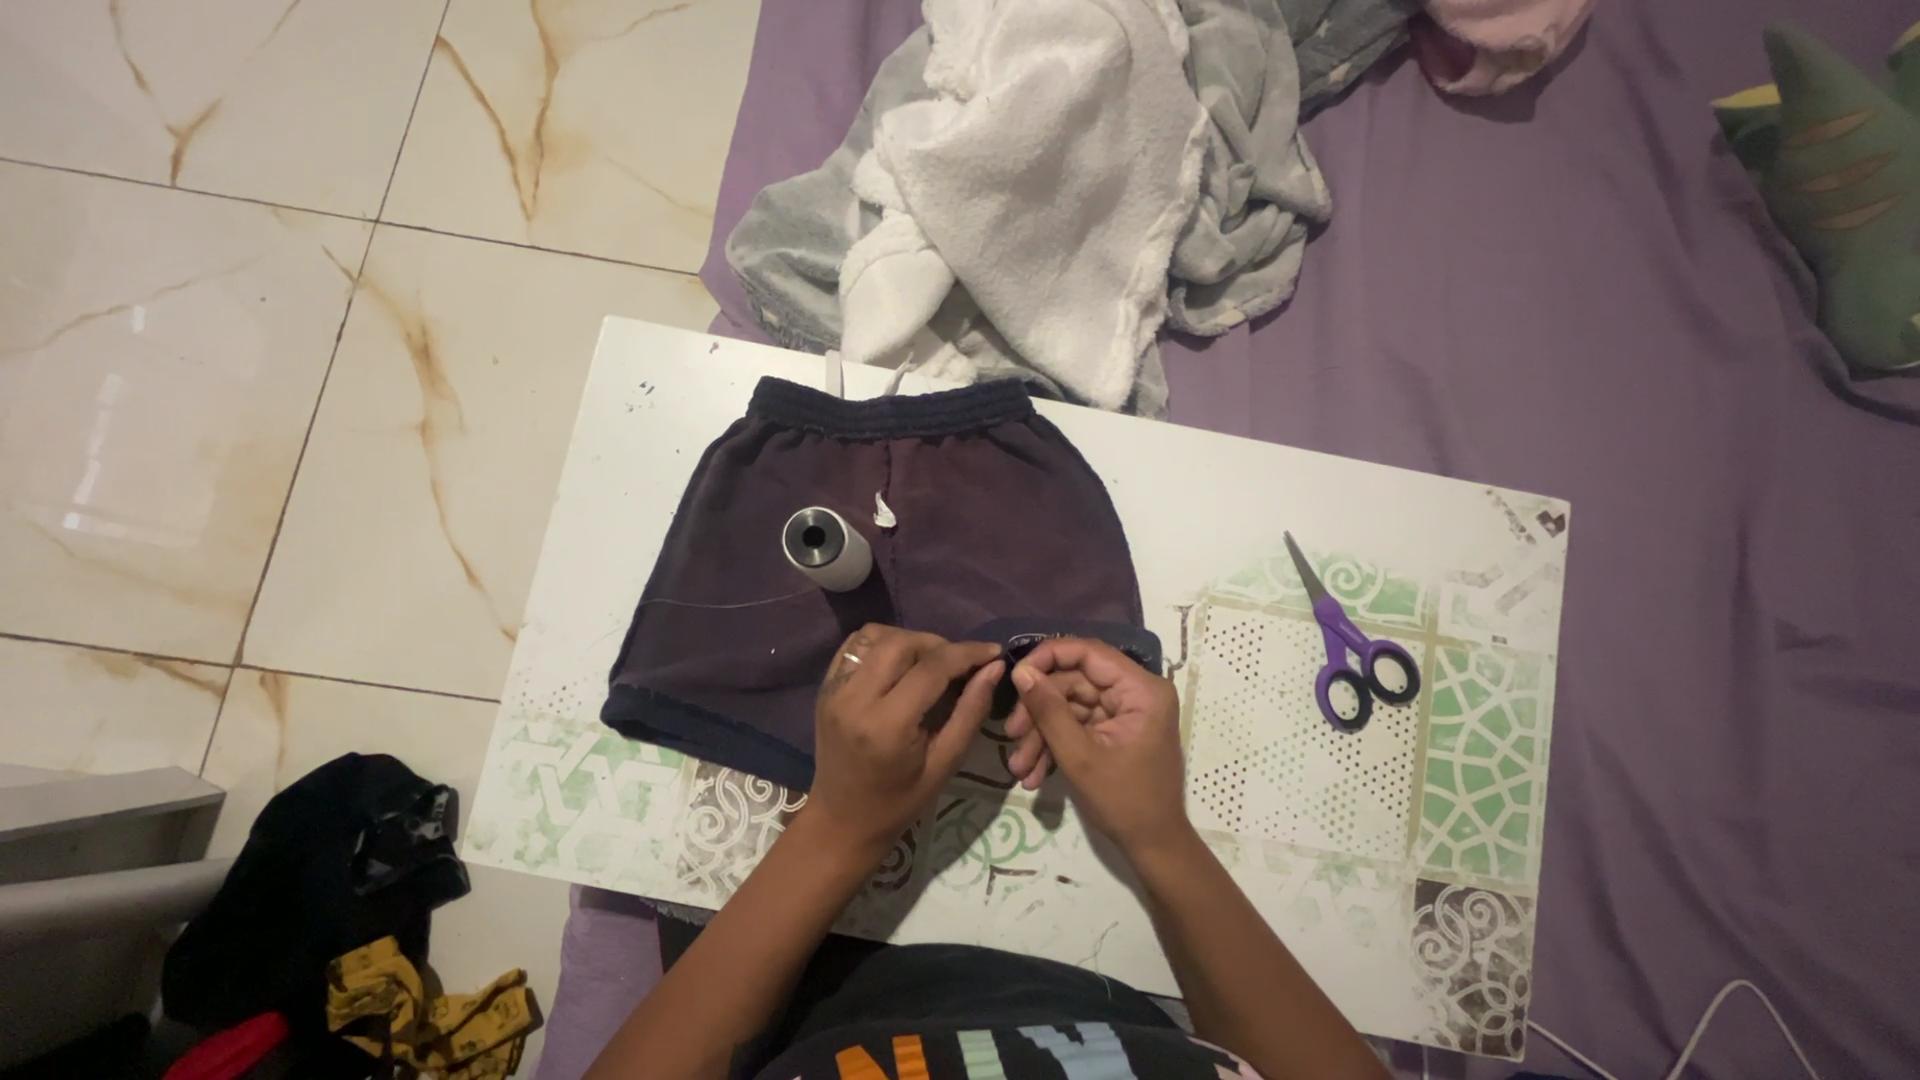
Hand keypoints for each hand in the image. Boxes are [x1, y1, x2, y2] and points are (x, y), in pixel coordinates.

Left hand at [805, 624, 1002, 854]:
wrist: (842, 819)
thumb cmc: (899, 801)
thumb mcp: (945, 764)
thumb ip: (970, 712)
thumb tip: (993, 667)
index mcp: (886, 725)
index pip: (931, 668)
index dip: (966, 653)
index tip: (992, 651)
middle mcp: (855, 699)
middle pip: (902, 643)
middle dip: (938, 644)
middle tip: (959, 663)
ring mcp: (834, 689)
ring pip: (876, 636)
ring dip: (910, 640)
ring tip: (929, 662)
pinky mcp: (825, 686)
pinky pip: (855, 644)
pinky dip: (882, 643)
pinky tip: (900, 663)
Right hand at [1008, 637, 1190, 856]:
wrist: (1154, 847)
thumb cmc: (1124, 801)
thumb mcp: (1079, 756)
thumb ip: (1048, 710)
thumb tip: (1020, 672)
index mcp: (1141, 689)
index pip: (1088, 652)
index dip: (1048, 657)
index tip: (1016, 676)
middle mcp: (1135, 692)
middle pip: (1074, 681)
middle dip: (1039, 710)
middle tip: (1011, 735)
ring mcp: (1124, 712)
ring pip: (1070, 705)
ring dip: (1041, 734)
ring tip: (1019, 767)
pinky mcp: (1113, 730)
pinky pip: (1077, 725)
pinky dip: (1054, 745)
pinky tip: (1034, 774)